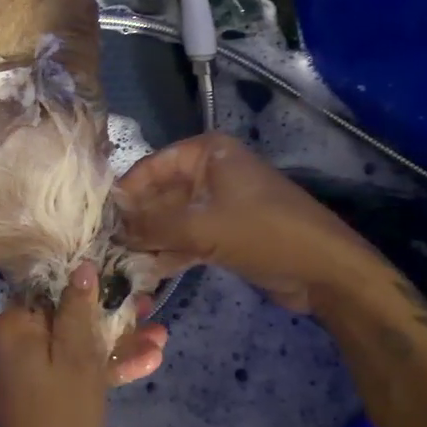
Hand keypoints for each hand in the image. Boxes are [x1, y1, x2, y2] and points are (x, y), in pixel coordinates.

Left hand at [0, 264, 163, 426]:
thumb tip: (81, 267)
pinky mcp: (49, 392)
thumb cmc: (60, 415)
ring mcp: (33, 368)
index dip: (84, 279)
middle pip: (67, 313)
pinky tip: (149, 359)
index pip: (48, 286)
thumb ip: (78, 310)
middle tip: (148, 303)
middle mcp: (18, 340)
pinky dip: (106, 365)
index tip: (117, 272)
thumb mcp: (76, 358)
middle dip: (109, 312)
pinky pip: (77, 368)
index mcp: (14, 324)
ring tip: (160, 332)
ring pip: (77, 342)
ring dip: (117, 340)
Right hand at [113, 133, 375, 311]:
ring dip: (150, 238)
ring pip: (173, 218)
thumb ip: (151, 225)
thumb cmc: (264, 232)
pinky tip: (145, 270)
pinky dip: (169, 251)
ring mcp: (220, 204)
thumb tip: (111, 229)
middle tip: (104, 241)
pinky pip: (188, 237)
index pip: (151, 166)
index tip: (97, 216)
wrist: (328, 273)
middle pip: (160, 193)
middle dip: (136, 218)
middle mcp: (211, 172)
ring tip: (119, 259)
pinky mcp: (227, 233)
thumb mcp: (201, 227)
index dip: (125, 191)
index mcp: (207, 153)